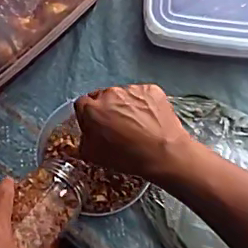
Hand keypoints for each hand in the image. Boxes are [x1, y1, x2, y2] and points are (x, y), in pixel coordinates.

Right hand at [74, 85, 196, 182]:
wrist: (165, 154)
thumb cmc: (129, 157)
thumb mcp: (94, 156)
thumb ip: (82, 142)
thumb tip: (82, 138)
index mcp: (92, 109)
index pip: (81, 104)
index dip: (87, 115)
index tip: (94, 124)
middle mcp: (110, 94)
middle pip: (102, 97)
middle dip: (106, 109)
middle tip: (116, 127)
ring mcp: (132, 90)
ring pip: (123, 95)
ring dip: (125, 106)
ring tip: (136, 126)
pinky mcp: (151, 90)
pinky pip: (142, 95)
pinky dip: (143, 104)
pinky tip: (148, 121)